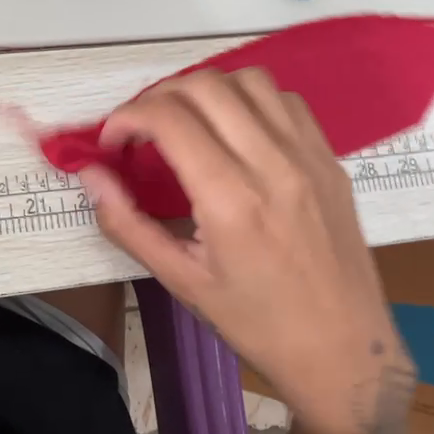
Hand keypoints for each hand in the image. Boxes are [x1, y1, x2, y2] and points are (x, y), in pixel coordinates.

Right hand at [80, 68, 409, 423]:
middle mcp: (273, 164)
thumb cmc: (255, 323)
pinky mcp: (331, 160)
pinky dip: (248, 99)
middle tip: (141, 131)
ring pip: (248, 80)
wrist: (343, 353)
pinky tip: (233, 130)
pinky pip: (285, 100)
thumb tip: (90, 176)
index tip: (112, 143)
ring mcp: (309, 157)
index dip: (126, 118)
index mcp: (230, 199)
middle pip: (205, 86)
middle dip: (157, 96)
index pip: (169, 118)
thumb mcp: (179, 279)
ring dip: (204, 89)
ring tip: (185, 122)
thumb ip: (125, 222)